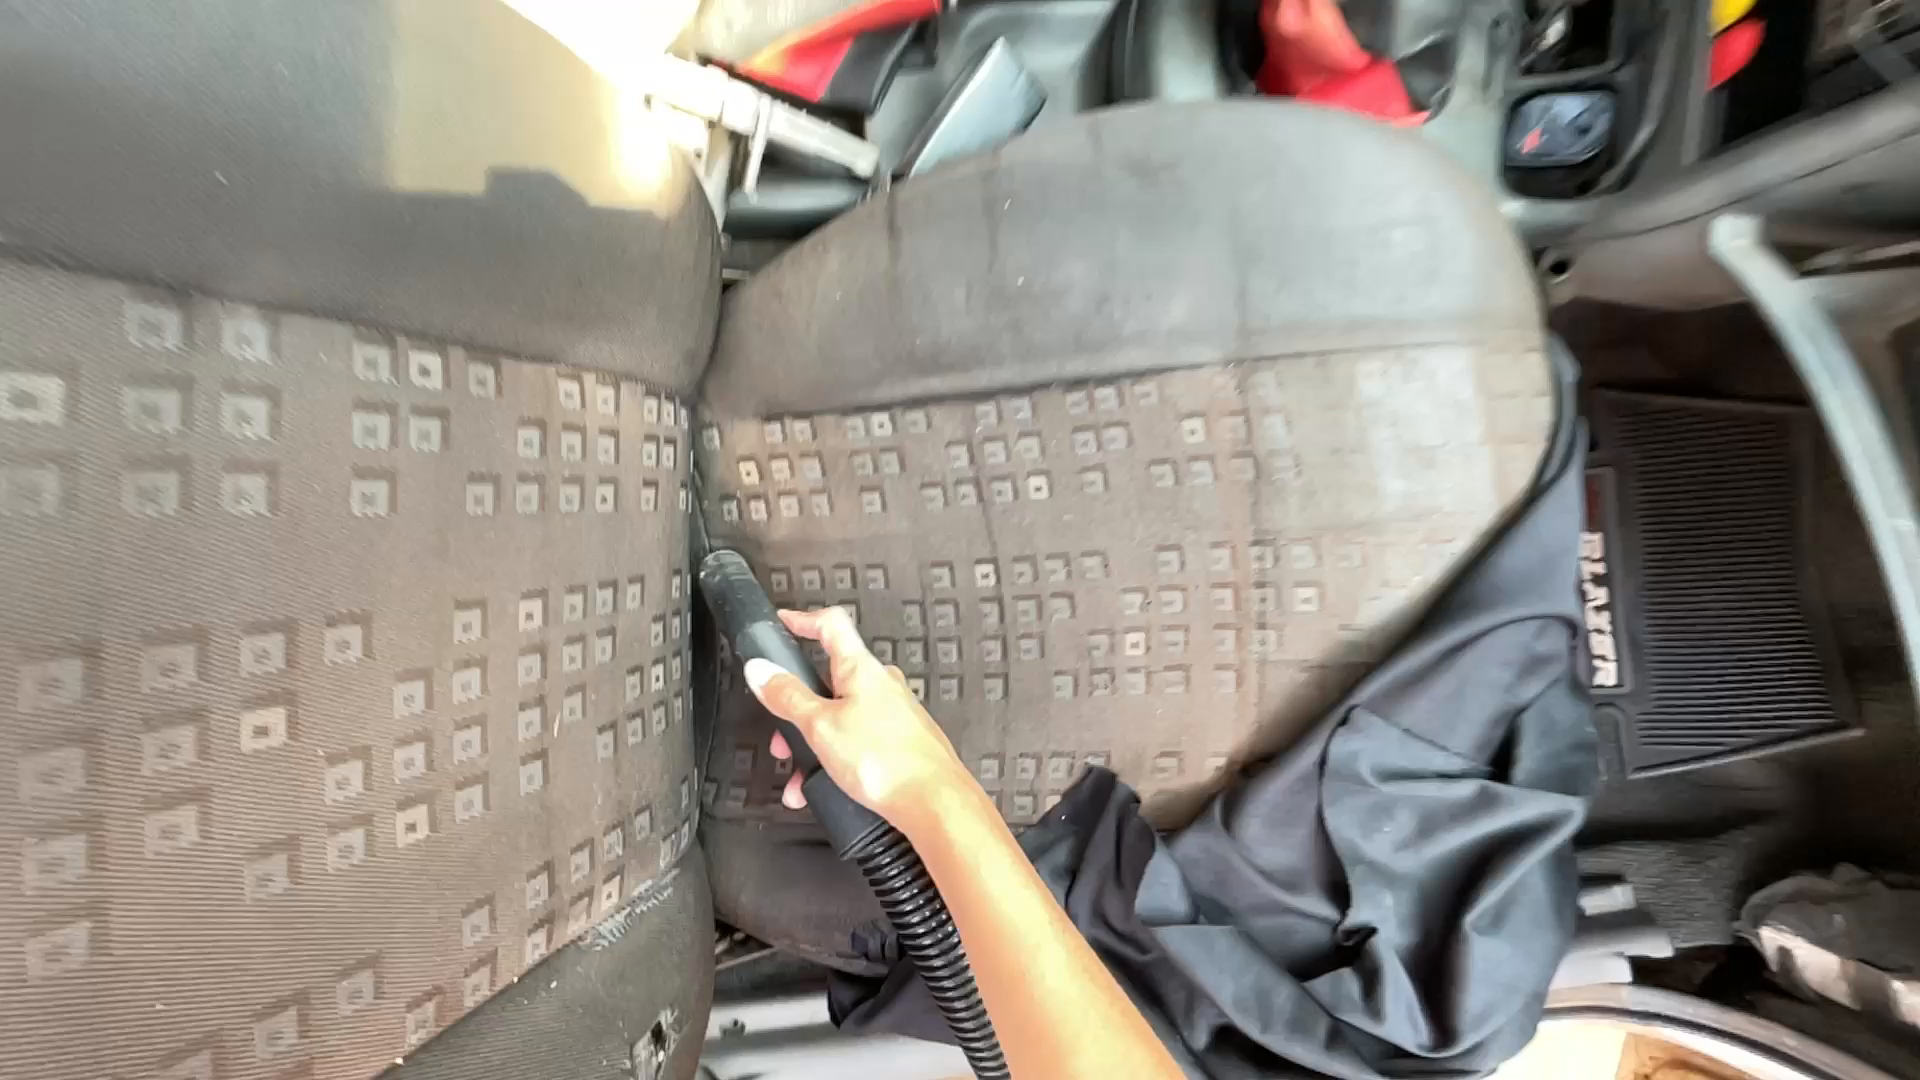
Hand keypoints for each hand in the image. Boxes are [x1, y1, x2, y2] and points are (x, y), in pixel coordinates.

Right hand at [743, 607, 966, 824]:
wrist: (933, 802)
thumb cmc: (887, 760)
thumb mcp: (821, 726)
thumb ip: (788, 697)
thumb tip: (761, 671)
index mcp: (861, 668)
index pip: (831, 624)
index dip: (804, 619)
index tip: (784, 622)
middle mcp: (881, 683)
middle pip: (829, 679)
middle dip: (798, 708)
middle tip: (781, 731)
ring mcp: (893, 712)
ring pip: (841, 717)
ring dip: (814, 744)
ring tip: (801, 774)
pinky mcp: (900, 739)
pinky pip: (858, 741)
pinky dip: (835, 760)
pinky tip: (826, 787)